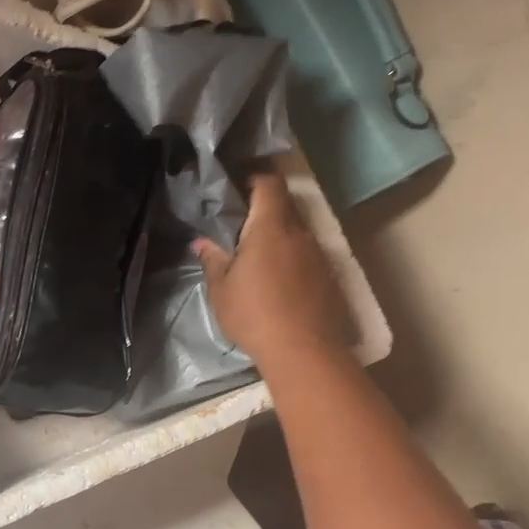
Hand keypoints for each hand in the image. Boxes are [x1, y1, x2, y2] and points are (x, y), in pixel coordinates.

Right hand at [197, 174, 352, 364]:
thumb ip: (213, 260)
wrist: (302, 348)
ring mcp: (316, 253)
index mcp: (270, 228)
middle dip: (260, 211)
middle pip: (282, 207)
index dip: (253, 179)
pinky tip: (273, 281)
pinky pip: (304, 254)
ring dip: (275, 237)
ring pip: (294, 232)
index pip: (268, 184)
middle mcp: (299, 233)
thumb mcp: (221, 289)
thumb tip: (203, 242)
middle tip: (236, 228)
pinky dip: (288, 257)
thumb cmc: (253, 314)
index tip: (235, 188)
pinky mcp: (326, 274)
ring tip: (252, 258)